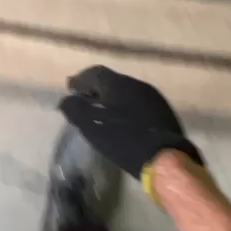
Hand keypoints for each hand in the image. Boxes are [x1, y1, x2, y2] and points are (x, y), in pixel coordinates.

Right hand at [57, 65, 202, 177]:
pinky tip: (123, 119)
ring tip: (102, 109)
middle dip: (96, 88)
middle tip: (84, 98)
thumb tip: (66, 100)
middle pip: (111, 81)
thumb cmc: (123, 139)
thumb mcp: (91, 127)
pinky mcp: (164, 111)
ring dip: (112, 97)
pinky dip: (126, 106)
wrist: (164, 157)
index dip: (80, 80)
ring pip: (126, 91)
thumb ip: (75, 110)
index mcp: (118, 83)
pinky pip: (138, 102)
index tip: (70, 88)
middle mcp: (136, 84)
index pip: (95, 73)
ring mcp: (153, 97)